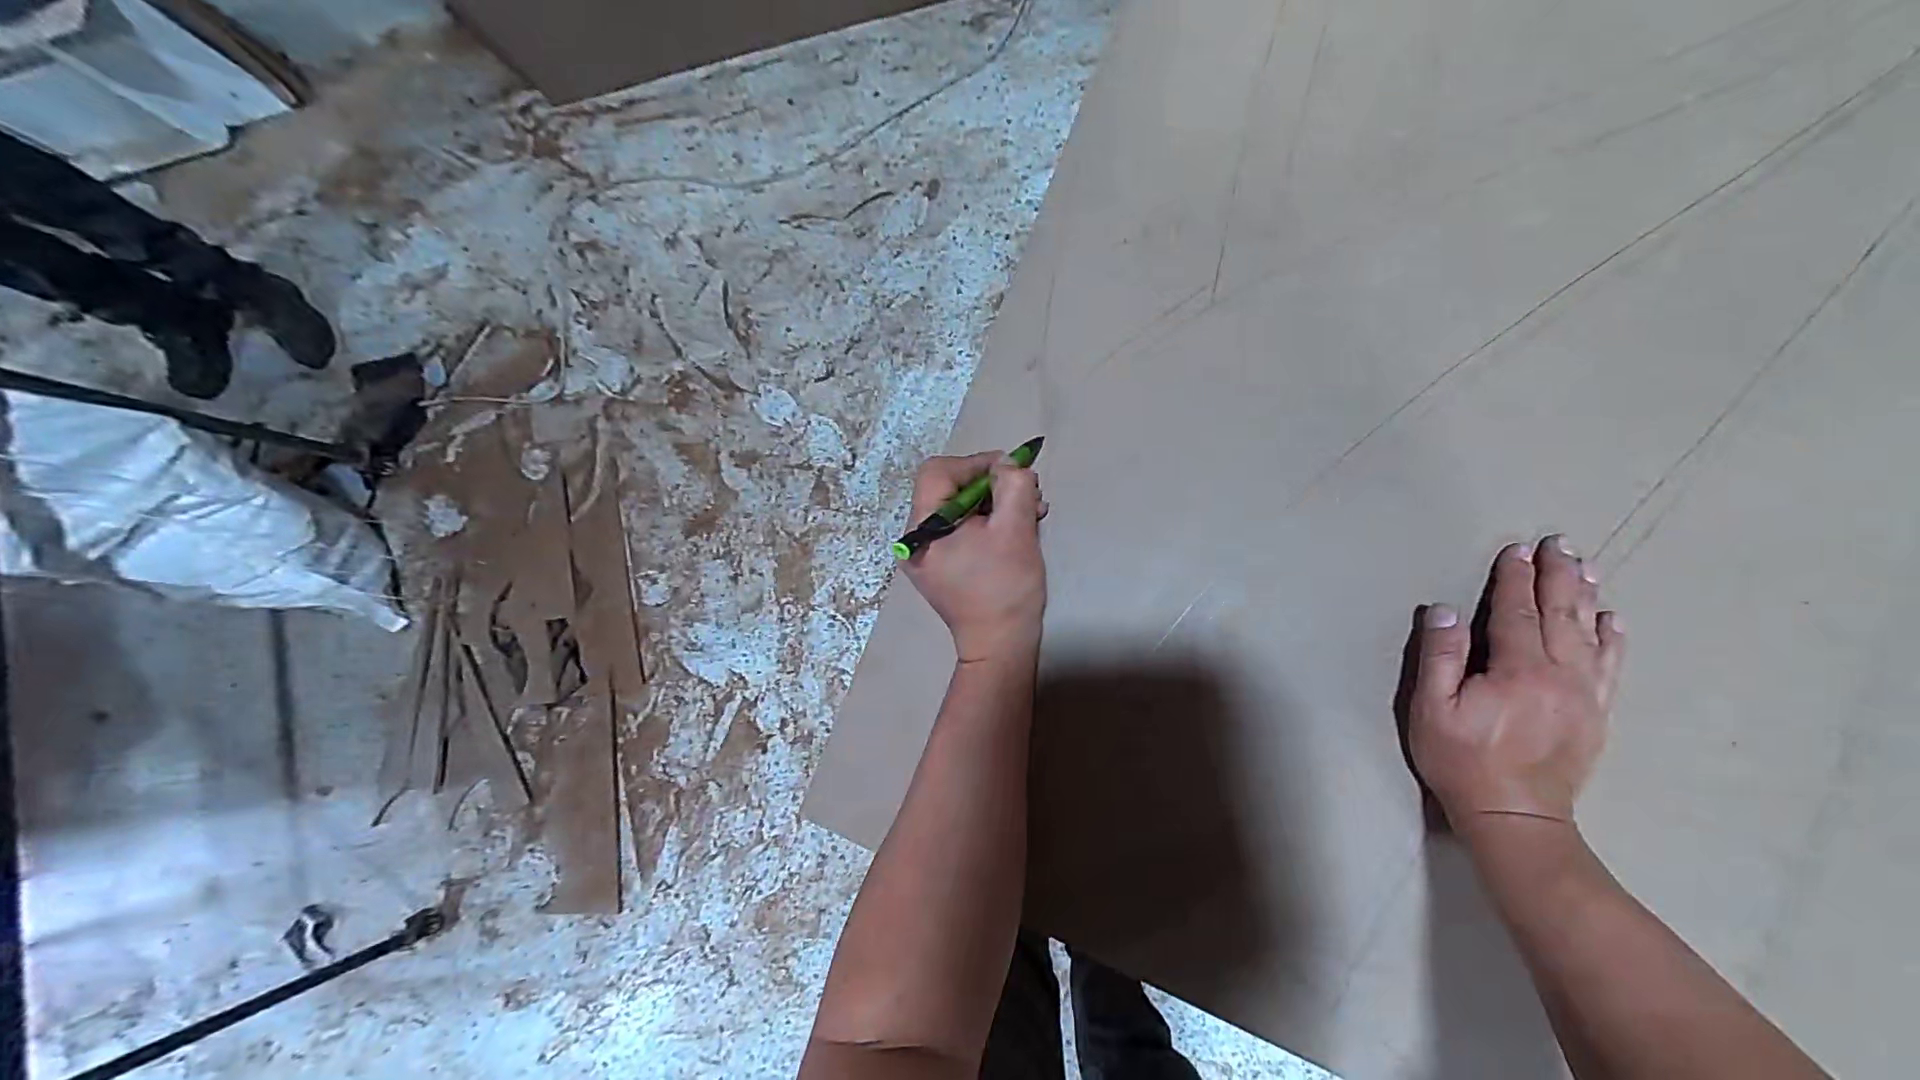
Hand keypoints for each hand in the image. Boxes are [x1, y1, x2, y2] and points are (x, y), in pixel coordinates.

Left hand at [901, 451, 1047, 664]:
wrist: (1000, 645)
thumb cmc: (1005, 588)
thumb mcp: (1015, 528)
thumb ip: (1013, 485)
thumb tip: (1008, 465)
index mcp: (923, 526)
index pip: (940, 472)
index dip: (976, 463)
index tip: (1011, 471)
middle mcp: (916, 537)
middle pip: (950, 488)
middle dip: (992, 485)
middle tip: (1027, 494)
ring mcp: (927, 554)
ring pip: (960, 509)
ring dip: (996, 503)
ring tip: (1031, 512)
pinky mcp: (942, 566)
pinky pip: (963, 530)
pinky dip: (990, 523)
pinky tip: (1019, 528)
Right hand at [1409, 536, 1624, 832]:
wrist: (1516, 817)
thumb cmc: (1461, 760)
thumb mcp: (1431, 709)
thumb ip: (1440, 657)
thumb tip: (1445, 611)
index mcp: (1518, 670)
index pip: (1515, 612)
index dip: (1514, 579)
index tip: (1516, 550)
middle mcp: (1560, 675)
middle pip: (1560, 615)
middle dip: (1558, 576)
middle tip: (1560, 543)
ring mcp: (1584, 695)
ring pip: (1589, 634)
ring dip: (1586, 597)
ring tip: (1586, 568)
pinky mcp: (1595, 714)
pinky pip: (1611, 666)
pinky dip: (1612, 638)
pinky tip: (1613, 620)